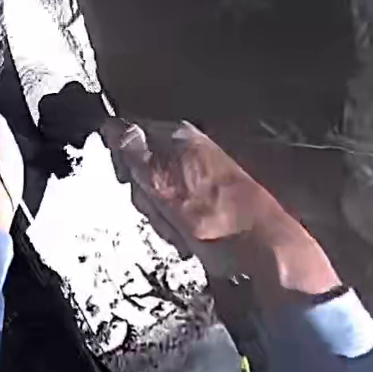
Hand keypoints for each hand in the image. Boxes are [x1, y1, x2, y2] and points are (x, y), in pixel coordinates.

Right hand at [100, 119, 339, 296]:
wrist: (261, 247)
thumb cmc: (212, 213)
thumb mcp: (161, 181)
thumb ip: (132, 151)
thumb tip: (111, 124)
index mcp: (177, 135)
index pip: (129, 135)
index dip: (123, 161)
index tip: (127, 180)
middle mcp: (188, 150)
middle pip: (141, 167)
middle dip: (144, 195)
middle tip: (158, 210)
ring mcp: (198, 176)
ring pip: (156, 192)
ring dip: (160, 215)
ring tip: (178, 227)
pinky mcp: (207, 201)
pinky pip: (176, 209)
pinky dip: (176, 225)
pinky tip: (188, 236)